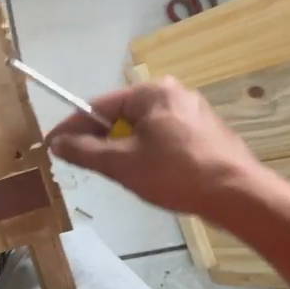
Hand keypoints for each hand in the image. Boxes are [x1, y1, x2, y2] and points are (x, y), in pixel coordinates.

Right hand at [46, 78, 264, 223]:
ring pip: (142, 128)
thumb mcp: (121, 164)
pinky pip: (163, 137)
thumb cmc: (176, 174)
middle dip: (99, 138)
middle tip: (79, 161)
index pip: (98, 105)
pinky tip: (146, 173)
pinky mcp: (206, 132)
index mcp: (151, 92)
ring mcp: (193, 112)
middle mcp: (173, 93)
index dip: (71, 127)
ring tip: (113, 171)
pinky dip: (146, 151)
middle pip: (121, 115)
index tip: (51, 144)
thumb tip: (56, 143)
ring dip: (123, 147)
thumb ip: (84, 151)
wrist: (238, 195)